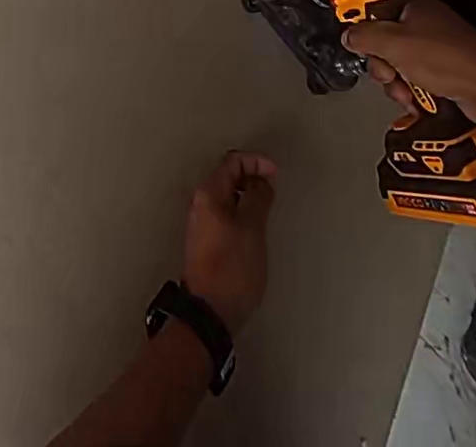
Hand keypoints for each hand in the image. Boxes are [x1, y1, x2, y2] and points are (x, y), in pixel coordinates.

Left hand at [182, 150, 276, 333]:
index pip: (233, 161)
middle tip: (272, 188)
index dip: (257, 161)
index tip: (275, 174)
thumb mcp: (252, 227)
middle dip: (253, 176)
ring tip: (268, 206)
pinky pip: (228, 212)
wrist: (210, 314)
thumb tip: (261, 181)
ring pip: (229, 195)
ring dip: (249, 195)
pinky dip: (244, 210)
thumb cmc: (232, 267)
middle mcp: (201, 204)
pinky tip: (256, 225)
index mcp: (208, 194)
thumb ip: (258, 197)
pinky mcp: (208, 241)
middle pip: (229, 175)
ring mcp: (203, 223)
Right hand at [341, 0, 475, 110]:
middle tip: (390, 72)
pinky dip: (411, 90)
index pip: (375, 11)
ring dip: (396, 81)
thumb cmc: (450, 59)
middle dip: (382, 64)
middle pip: (384, 41)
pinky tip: (417, 98)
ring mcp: (435, 45)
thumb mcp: (394, 44)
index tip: (360, 46)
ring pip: (398, 63)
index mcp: (414, 5)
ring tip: (407, 90)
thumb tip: (349, 34)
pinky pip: (414, 77)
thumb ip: (364, 36)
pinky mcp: (443, 68)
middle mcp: (425, 21)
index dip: (364, 31)